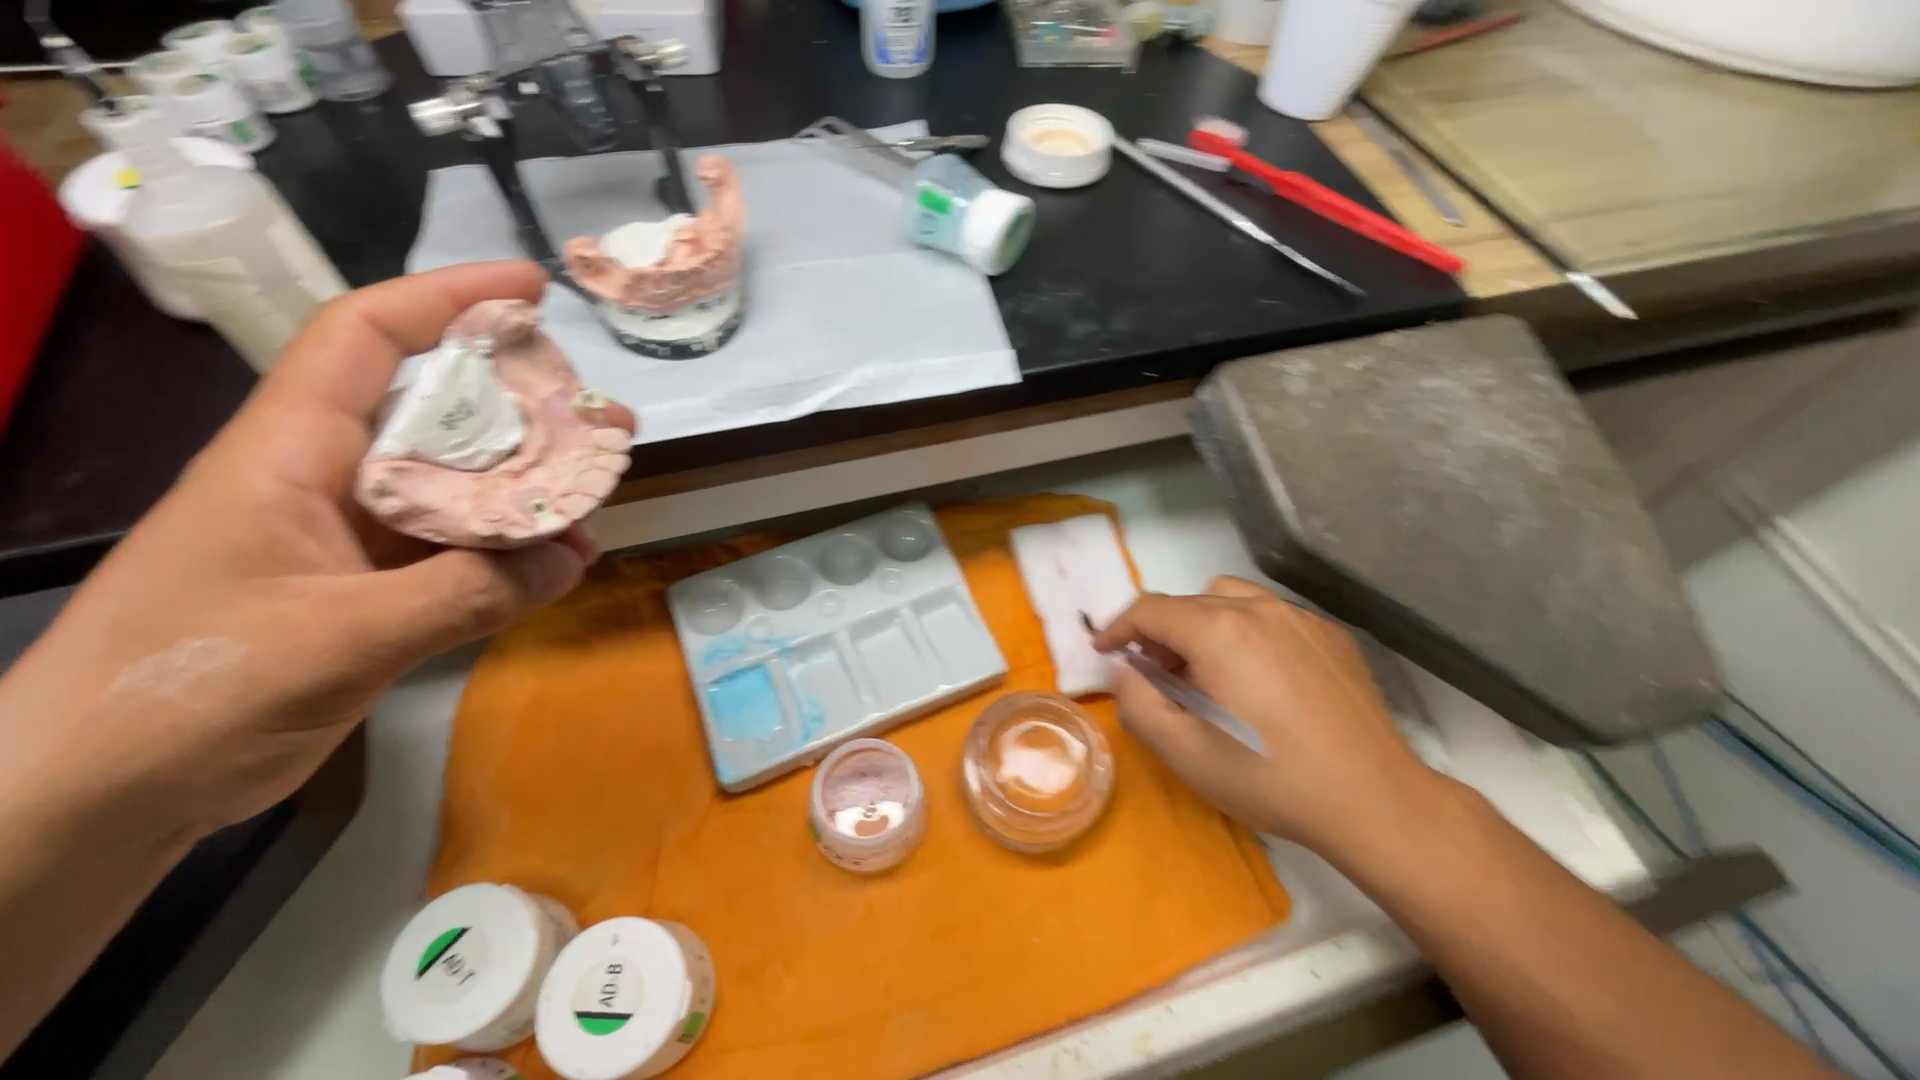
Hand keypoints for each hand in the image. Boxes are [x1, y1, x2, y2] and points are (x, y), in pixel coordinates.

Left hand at [0, 262, 600, 837]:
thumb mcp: (335, 640)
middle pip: (432, 414)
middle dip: (522, 407)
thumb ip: (463, 594)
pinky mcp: (365, 594)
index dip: (446, 299)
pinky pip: (453, 555)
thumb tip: (571, 554)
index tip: (531, 294)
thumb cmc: (184, 694)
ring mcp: (345, 541)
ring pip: (452, 488)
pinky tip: (562, 565)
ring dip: (528, 489)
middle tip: (603, 421)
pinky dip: (510, 556)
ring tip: (600, 493)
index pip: (365, 339)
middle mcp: (323, 481)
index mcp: (288, 455)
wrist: (97, 795)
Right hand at [1093, 577, 1438, 852]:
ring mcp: (1302, 619)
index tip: (1105, 652)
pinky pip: (1274, 618)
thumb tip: (1122, 669)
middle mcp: (1260, 610)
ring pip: (1234, 600)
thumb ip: (1137, 702)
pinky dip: (1249, 634)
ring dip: (1205, 626)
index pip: (1150, 609)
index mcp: (1219, 632)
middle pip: (1191, 602)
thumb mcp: (1184, 752)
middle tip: (1158, 677)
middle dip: (1162, 632)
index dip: (1118, 628)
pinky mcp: (1333, 637)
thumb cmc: (1269, 779)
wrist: (1373, 800)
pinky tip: (1261, 682)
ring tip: (1209, 673)